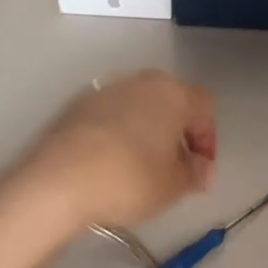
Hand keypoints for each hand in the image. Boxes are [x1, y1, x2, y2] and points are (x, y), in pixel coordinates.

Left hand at [0, 70, 215, 234]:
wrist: (59, 180)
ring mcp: (105, 90)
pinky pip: (110, 115)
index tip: (200, 170)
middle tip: (175, 165)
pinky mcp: (77, 105)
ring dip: (146, 129)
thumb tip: (201, 167)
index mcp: (172, 94)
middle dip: (177, 130)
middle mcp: (140, 82)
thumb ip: (194, 172)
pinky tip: (111, 161)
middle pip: (170, 100)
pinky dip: (118, 132)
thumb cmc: (129, 179)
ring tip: (142, 165)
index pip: (204, 108)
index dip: (208, 139)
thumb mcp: (173, 186)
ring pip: (138, 105)